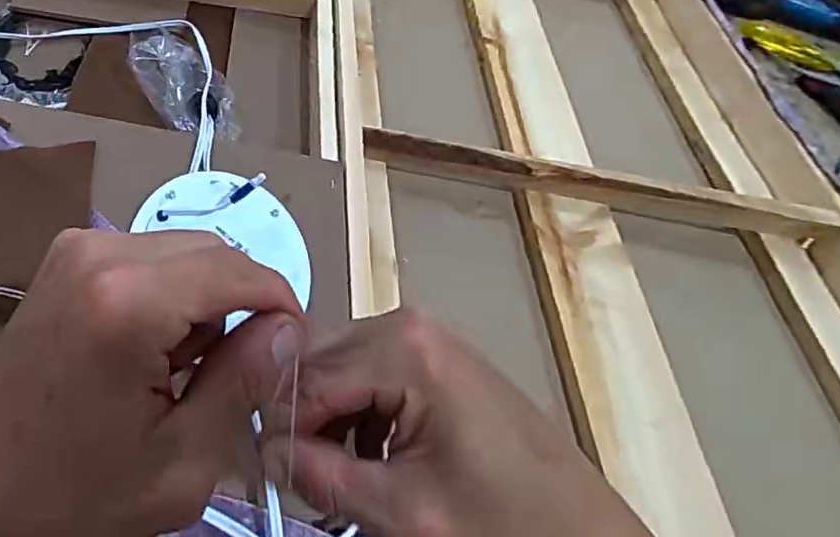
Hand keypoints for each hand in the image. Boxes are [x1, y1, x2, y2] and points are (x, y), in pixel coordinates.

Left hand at [0, 229, 303, 536]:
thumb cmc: (70, 495)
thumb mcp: (179, 465)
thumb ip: (244, 386)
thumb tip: (286, 330)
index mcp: (129, 300)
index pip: (238, 270)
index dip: (279, 301)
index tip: (289, 346)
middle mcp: (104, 250)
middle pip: (213, 250)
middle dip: (241, 300)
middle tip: (237, 365)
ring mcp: (81, 243)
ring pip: (186, 248)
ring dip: (206, 294)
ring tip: (187, 361)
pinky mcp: (70, 250)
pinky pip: (152, 252)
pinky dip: (172, 288)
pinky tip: (152, 341)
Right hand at [263, 309, 651, 536]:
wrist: (580, 530)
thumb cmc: (500, 520)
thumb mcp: (402, 509)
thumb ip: (323, 474)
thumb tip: (266, 450)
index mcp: (402, 345)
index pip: (308, 373)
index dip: (279, 425)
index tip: (259, 471)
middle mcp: (409, 324)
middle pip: (322, 358)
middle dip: (303, 414)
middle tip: (293, 474)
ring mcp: (425, 336)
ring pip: (343, 365)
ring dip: (327, 416)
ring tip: (329, 474)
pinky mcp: (436, 357)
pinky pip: (373, 372)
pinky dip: (356, 412)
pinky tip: (365, 458)